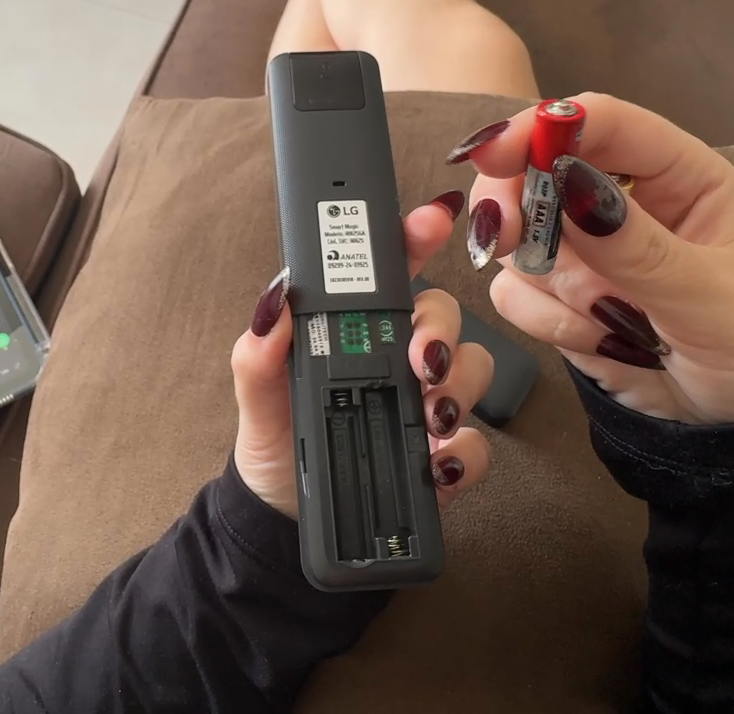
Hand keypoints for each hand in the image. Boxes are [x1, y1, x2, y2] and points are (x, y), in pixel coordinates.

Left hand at [231, 197, 492, 518]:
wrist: (284, 516)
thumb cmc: (276, 436)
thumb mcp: (256, 392)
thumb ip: (258, 350)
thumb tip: (274, 306)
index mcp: (354, 328)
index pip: (390, 273)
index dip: (415, 238)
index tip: (432, 219)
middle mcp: (396, 357)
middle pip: (442, 315)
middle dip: (440, 327)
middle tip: (418, 356)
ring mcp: (423, 404)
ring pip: (472, 369)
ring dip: (459, 383)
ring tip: (431, 411)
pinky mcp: (441, 455)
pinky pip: (476, 444)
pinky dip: (466, 451)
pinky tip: (440, 463)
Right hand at [457, 94, 733, 424]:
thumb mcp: (712, 296)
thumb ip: (636, 245)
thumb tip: (565, 185)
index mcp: (677, 175)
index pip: (602, 123)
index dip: (543, 127)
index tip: (494, 156)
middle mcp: (620, 201)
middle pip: (533, 171)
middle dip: (517, 205)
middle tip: (506, 237)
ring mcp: (583, 250)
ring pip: (518, 237)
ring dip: (551, 282)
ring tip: (613, 320)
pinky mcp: (557, 296)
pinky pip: (514, 291)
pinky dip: (547, 320)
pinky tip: (601, 341)